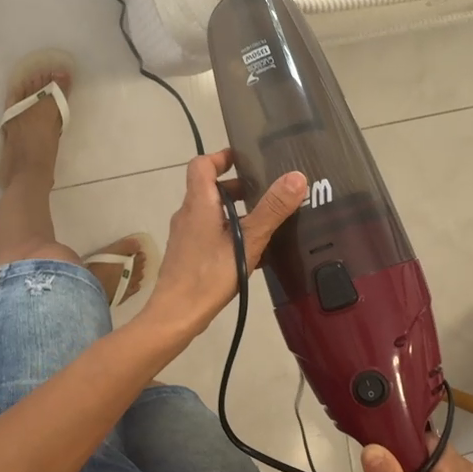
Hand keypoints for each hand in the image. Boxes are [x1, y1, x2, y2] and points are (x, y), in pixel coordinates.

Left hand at [142, 150, 303, 338]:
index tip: (244, 158)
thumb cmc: (209, 274)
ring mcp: (185, 237)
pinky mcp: (187, 256)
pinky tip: (249, 252)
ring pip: (211, 214)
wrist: (176, 315)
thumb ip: (271, 209)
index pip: (202, 165)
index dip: (221, 157)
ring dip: (235, 212)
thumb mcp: (247, 241)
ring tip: (264, 222)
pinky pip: (210, 234)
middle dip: (237, 187)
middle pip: (209, 189)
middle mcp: (188, 215)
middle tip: (266, 193)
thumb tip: (296, 177)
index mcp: (198, 203)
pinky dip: (228, 233)